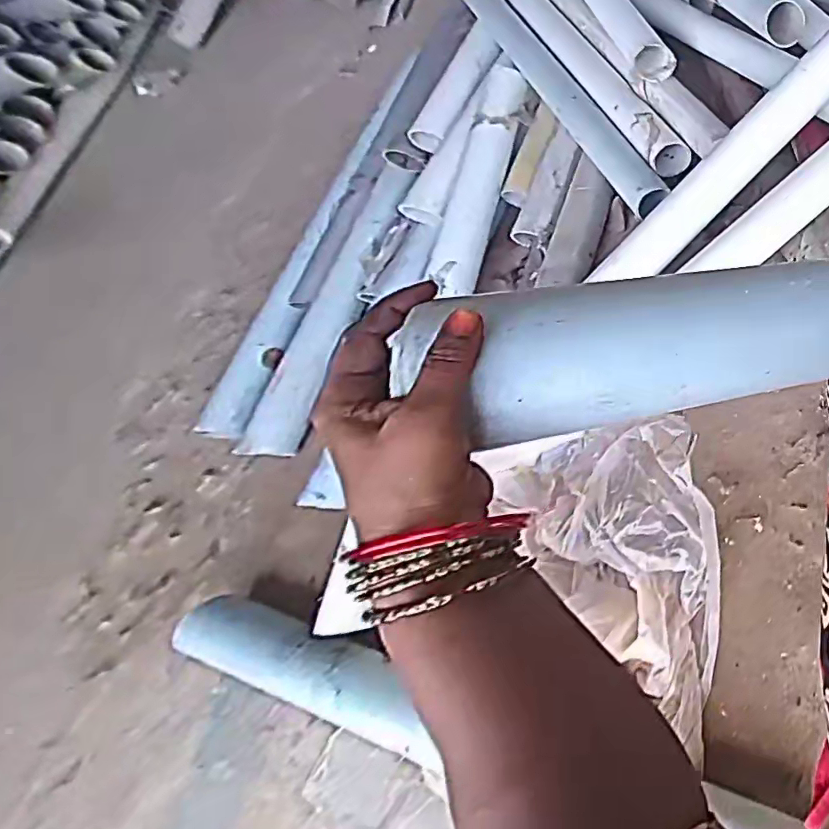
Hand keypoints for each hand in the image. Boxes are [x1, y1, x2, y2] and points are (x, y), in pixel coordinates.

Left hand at [312, 281, 491, 540]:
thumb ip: (446, 363)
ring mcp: (404, 423)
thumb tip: (462, 321)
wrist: (436, 536)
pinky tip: (483, 373)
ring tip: (472, 338)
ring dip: (448, 355)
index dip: (395, 309)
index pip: (365, 338)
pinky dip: (467, 380)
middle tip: (454, 312)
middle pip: (395, 352)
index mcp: (344, 402)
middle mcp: (369, 411)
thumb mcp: (426, 414)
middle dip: (424, 330)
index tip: (429, 292)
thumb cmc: (406, 489)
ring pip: (425, 374)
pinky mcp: (437, 435)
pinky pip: (451, 396)